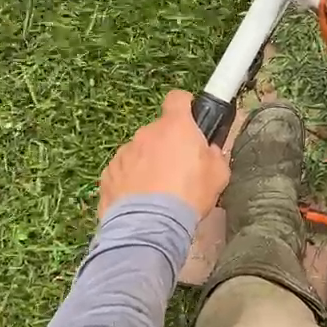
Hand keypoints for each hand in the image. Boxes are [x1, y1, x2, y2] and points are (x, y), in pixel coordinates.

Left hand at [98, 90, 230, 220]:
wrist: (149, 227)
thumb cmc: (188, 196)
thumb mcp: (219, 174)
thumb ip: (214, 154)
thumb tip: (209, 150)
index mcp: (176, 126)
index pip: (178, 99)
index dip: (185, 106)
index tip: (191, 119)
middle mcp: (147, 133)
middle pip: (159, 130)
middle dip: (168, 144)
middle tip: (180, 169)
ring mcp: (124, 153)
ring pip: (140, 151)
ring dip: (148, 163)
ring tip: (158, 191)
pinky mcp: (108, 174)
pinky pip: (124, 171)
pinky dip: (131, 181)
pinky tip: (141, 202)